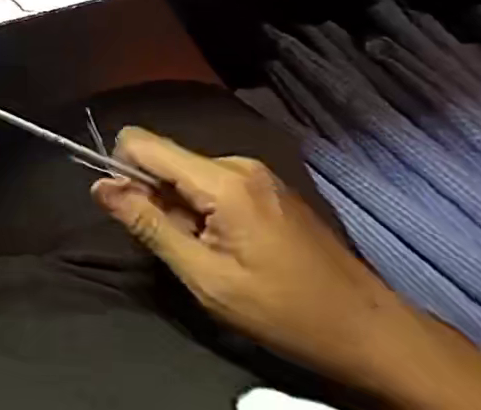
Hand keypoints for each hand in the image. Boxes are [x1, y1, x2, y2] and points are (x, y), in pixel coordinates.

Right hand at [93, 127, 414, 382]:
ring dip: (180, 205)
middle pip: (162, 157)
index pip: (139, 142)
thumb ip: (147, 225)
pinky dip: (202, 207)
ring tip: (210, 251)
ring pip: (184, 171)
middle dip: (155, 195)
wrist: (381, 338)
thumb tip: (99, 186)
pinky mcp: (267, 187)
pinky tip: (230, 246)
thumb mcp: (206, 278)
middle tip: (181, 245)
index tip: (135, 213)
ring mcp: (256, 174)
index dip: (121, 170)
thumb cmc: (289, 312)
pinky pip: (209, 180)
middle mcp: (237, 163)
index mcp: (222, 181)